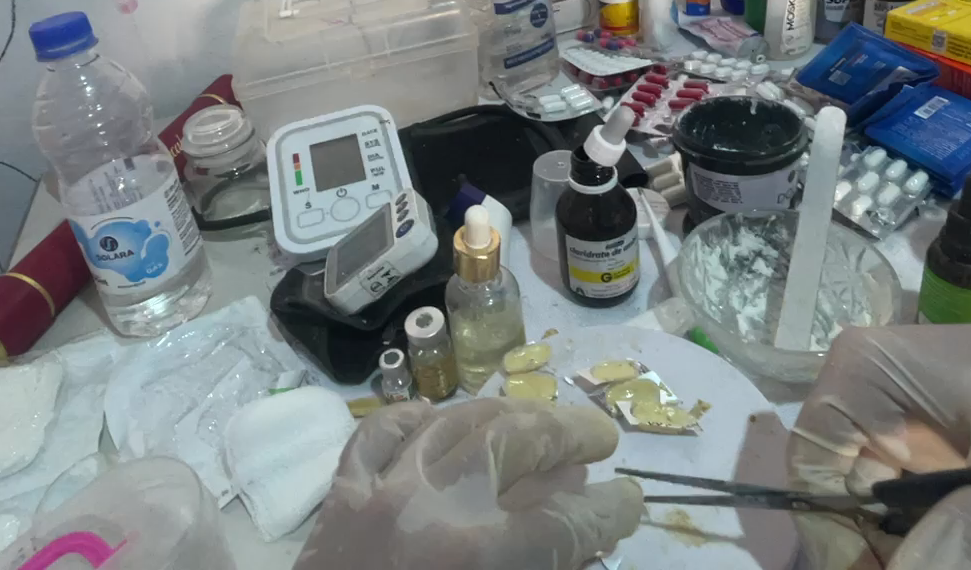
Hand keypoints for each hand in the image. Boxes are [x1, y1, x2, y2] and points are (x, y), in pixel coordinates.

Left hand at [294, 398, 642, 569]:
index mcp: (477, 561)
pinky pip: (375, 437)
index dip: (609, 510)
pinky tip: (433, 415)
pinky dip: (406, 419)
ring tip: (537, 419)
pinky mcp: (339, 501)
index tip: (631, 500)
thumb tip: (580, 542)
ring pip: (455, 421)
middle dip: (569, 431)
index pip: (565, 523)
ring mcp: (380, 494)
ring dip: (505, 414)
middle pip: (516, 440)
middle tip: (600, 435)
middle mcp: (433, 509)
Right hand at [788, 324, 970, 569]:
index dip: (836, 537)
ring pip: (880, 520)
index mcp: (862, 374)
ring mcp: (895, 429)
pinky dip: (957, 555)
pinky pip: (916, 522)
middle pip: (842, 499)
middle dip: (901, 555)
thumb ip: (968, 537)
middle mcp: (864, 398)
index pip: (812, 465)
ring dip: (939, 560)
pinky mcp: (928, 460)